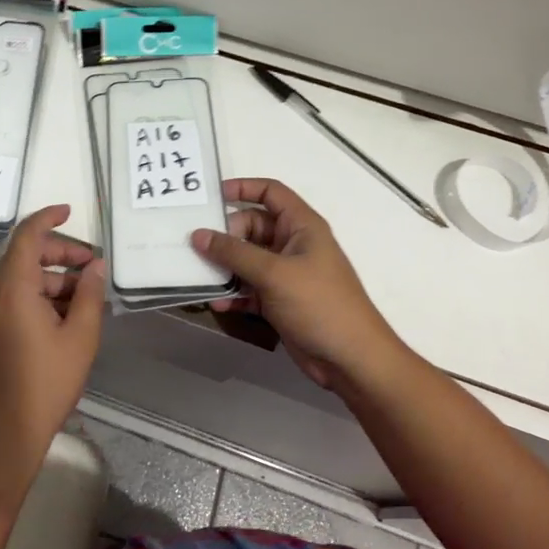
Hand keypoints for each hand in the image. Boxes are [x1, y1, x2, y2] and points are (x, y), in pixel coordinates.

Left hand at [0, 205, 108, 454]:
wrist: (3, 435)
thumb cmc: (44, 384)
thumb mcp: (79, 338)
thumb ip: (89, 296)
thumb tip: (97, 266)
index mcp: (12, 287)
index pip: (27, 235)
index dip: (48, 218)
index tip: (71, 210)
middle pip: (27, 255)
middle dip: (61, 253)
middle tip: (94, 264)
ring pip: (25, 278)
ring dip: (56, 278)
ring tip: (90, 295)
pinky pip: (19, 297)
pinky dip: (44, 296)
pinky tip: (71, 315)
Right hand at [193, 179, 398, 389]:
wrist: (351, 360)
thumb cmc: (319, 304)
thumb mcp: (274, 274)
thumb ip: (234, 253)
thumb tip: (198, 235)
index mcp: (302, 226)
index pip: (270, 193)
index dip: (242, 188)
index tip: (211, 196)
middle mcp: (294, 244)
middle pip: (252, 227)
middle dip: (225, 236)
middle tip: (197, 247)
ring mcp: (287, 274)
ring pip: (247, 259)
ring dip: (225, 267)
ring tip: (198, 274)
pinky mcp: (280, 301)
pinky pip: (250, 288)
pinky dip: (234, 294)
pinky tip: (216, 303)